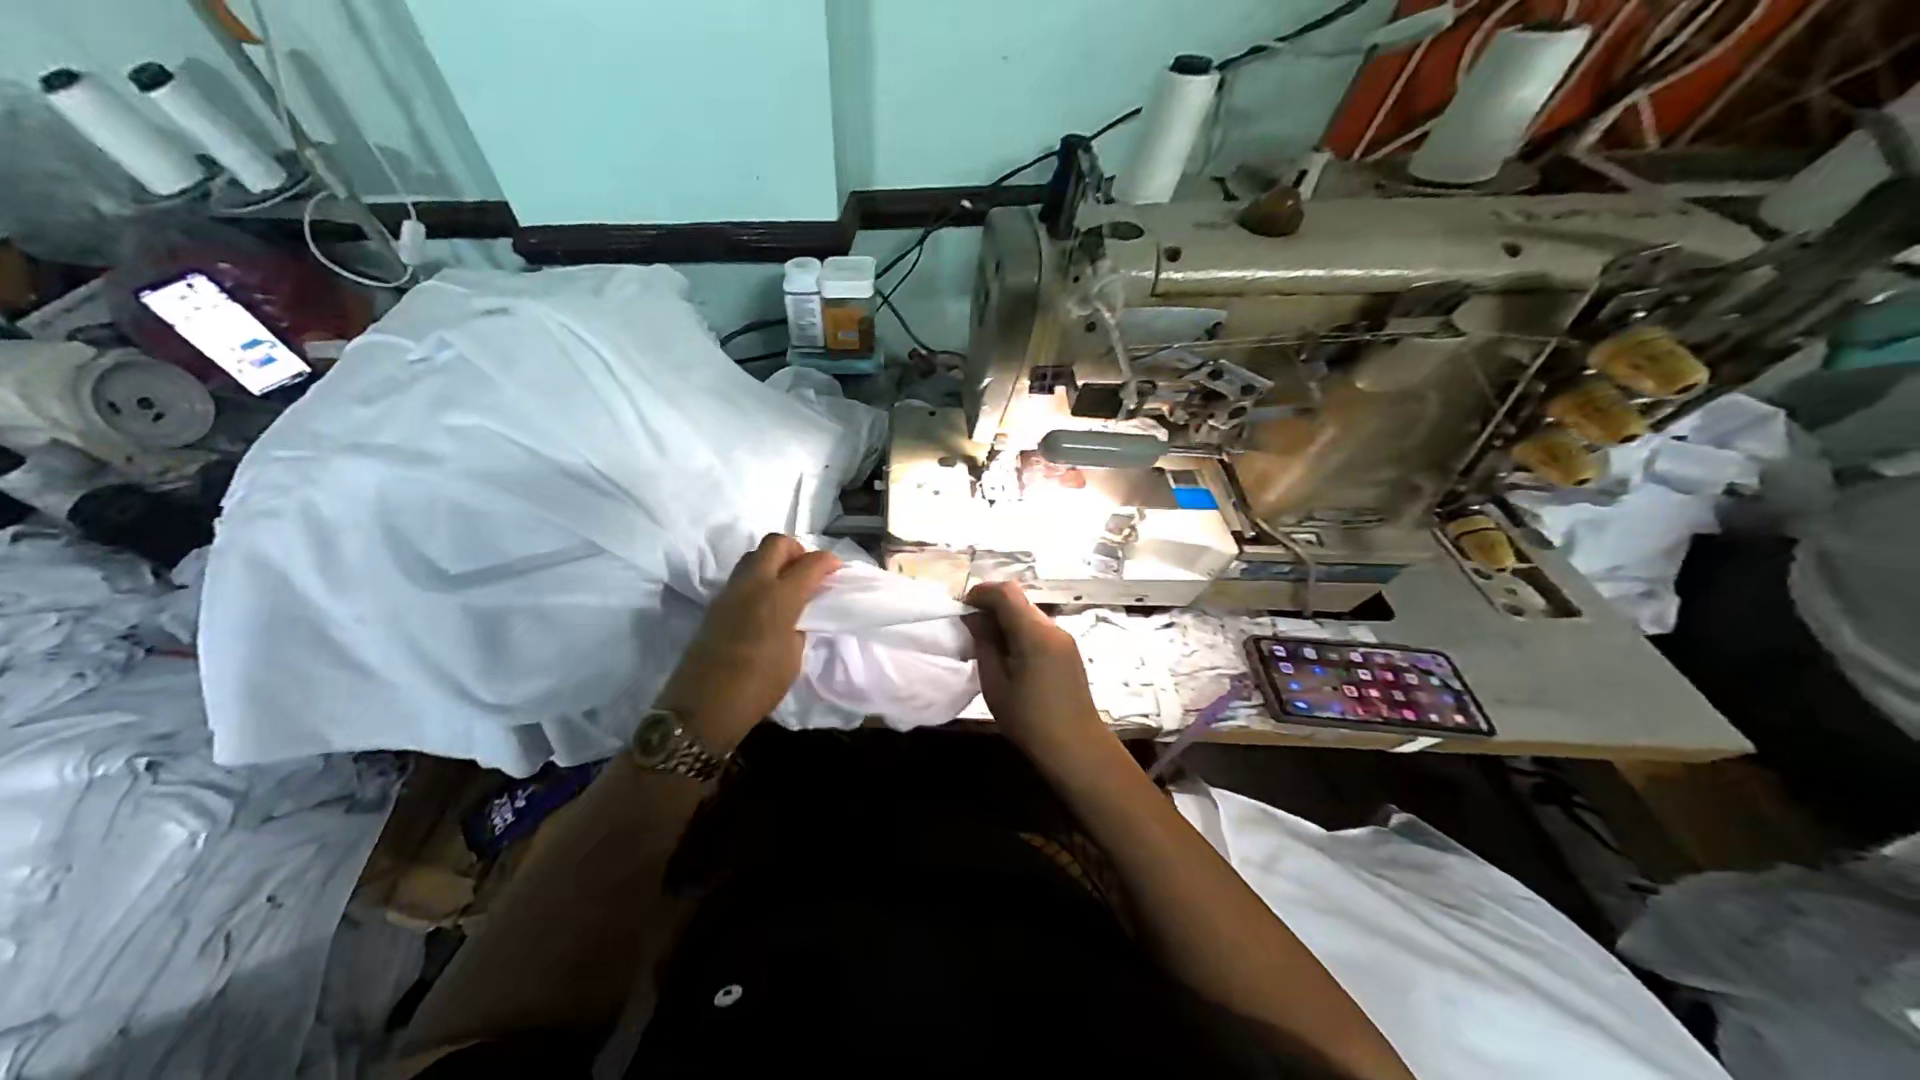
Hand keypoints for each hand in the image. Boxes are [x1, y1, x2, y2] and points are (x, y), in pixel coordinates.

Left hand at [654, 534, 840, 753]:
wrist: (704, 707)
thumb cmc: (758, 686)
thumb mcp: (792, 656)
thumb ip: (798, 624)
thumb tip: (796, 613)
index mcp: (779, 597)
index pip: (810, 563)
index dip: (828, 561)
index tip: (837, 569)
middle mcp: (753, 585)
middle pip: (776, 544)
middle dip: (797, 550)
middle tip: (808, 571)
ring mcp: (729, 592)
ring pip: (754, 556)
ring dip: (774, 561)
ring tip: (787, 585)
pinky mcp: (715, 605)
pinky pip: (741, 577)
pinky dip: (758, 578)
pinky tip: (766, 602)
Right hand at [964, 582, 1111, 759]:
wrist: (1076, 746)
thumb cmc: (1030, 720)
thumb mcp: (995, 684)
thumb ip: (984, 644)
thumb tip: (973, 619)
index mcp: (1034, 633)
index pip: (1005, 592)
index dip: (980, 593)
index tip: (961, 607)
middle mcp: (1053, 628)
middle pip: (1018, 600)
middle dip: (991, 605)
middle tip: (969, 626)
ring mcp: (1064, 638)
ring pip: (1029, 613)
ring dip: (1005, 618)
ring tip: (986, 642)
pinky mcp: (1068, 650)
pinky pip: (1039, 628)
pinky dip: (1019, 630)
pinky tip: (1008, 653)